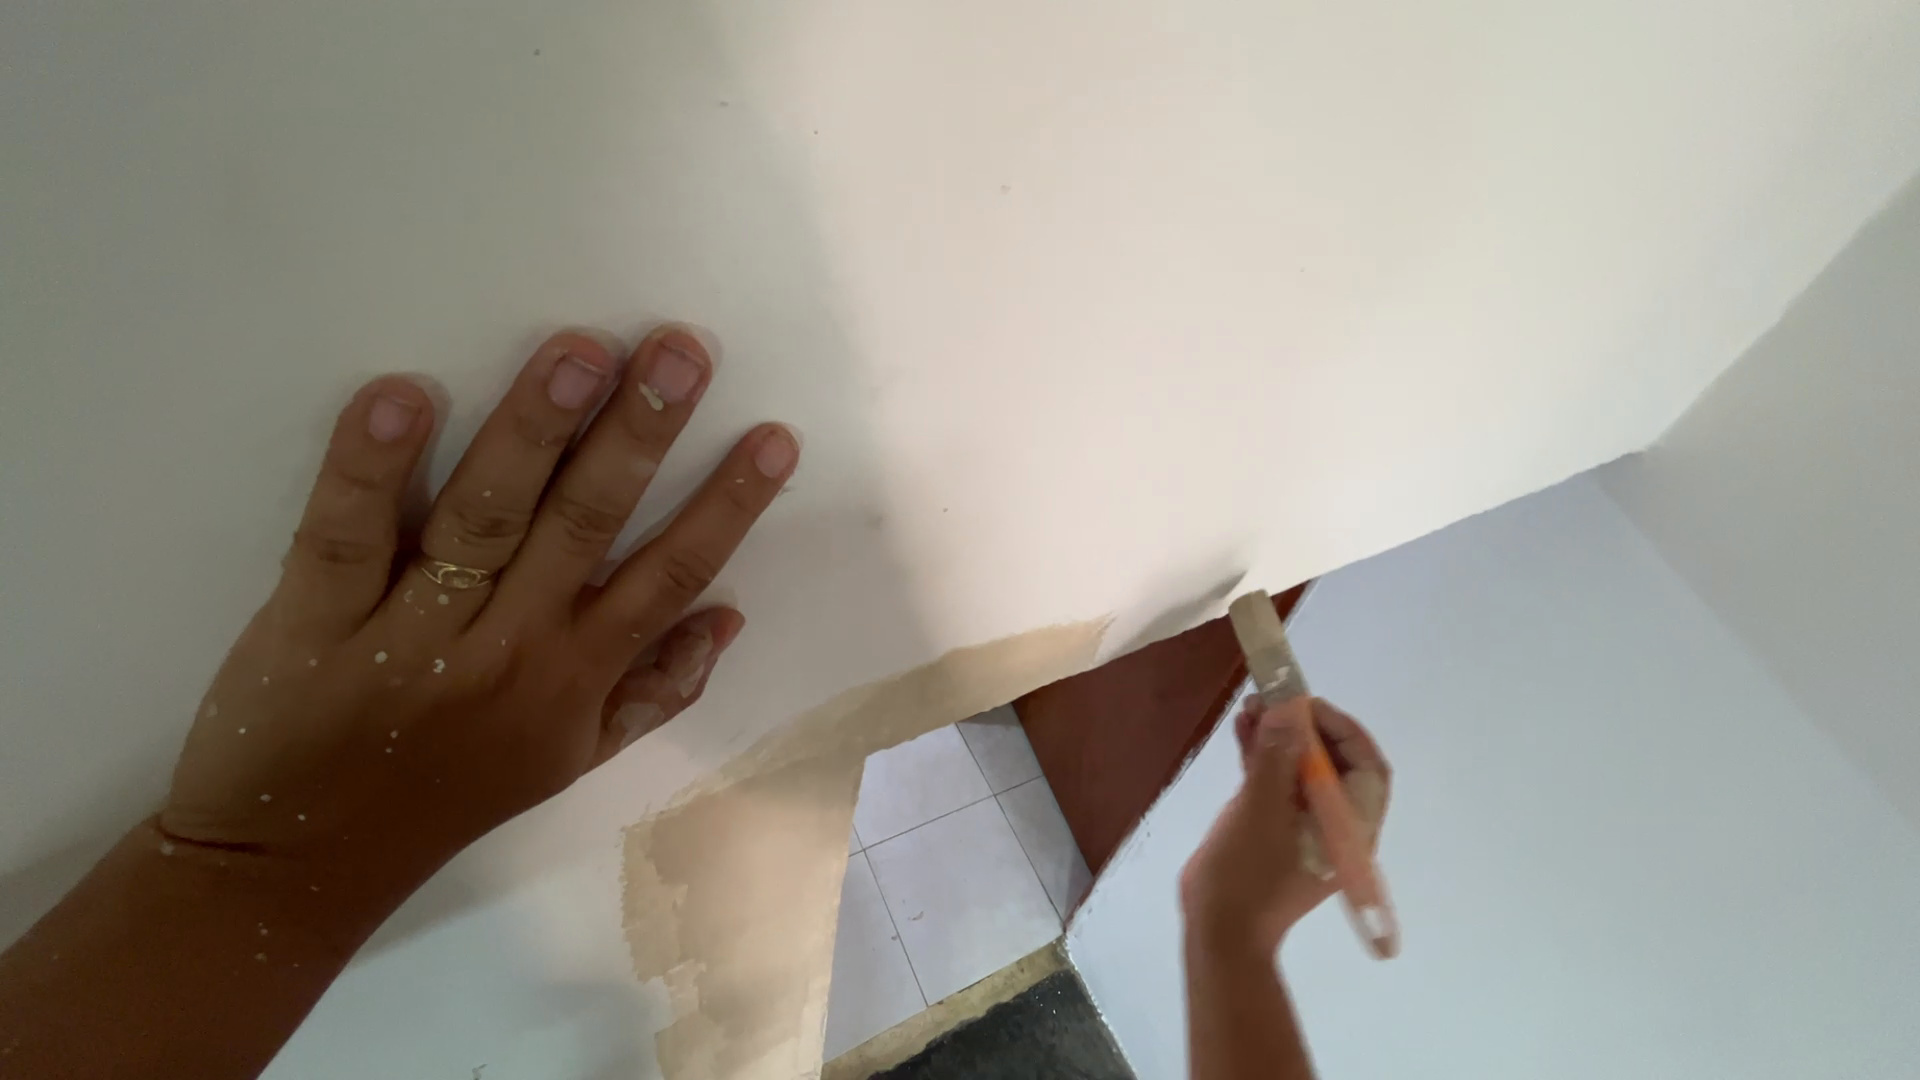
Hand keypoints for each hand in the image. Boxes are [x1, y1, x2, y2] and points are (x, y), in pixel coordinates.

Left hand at [160, 326, 796, 895]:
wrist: (304, 861)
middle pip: (588, 524)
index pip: (672, 574)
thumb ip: (661, 688)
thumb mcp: (582, 757)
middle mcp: (514, 643)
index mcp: (581, 673)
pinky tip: (405, 393)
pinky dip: (370, 466)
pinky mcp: (313, 618)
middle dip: (641, 433)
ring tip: (582, 350)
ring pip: (486, 516)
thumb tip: (730, 615)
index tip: (773, 440)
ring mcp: (416, 628)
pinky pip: (343, 536)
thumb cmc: (463, 792)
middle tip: (681, 352)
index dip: (729, 504)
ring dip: (535, 429)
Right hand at [1179, 697, 1389, 953]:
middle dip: (1304, 725)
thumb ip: (1275, 758)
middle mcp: (1334, 821)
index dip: (1340, 727)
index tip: (1303, 702)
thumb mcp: (1260, 810)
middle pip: (1332, 761)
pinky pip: (1276, 779)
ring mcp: (1302, 822)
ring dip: (1280, 734)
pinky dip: (1261, 753)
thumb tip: (1288, 708)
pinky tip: (1241, 728)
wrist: (1218, 927)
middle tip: (1273, 696)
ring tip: (1251, 704)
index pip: (1366, 765)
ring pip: (1301, 766)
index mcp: (1349, 826)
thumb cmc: (1248, 874)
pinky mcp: (1273, 823)